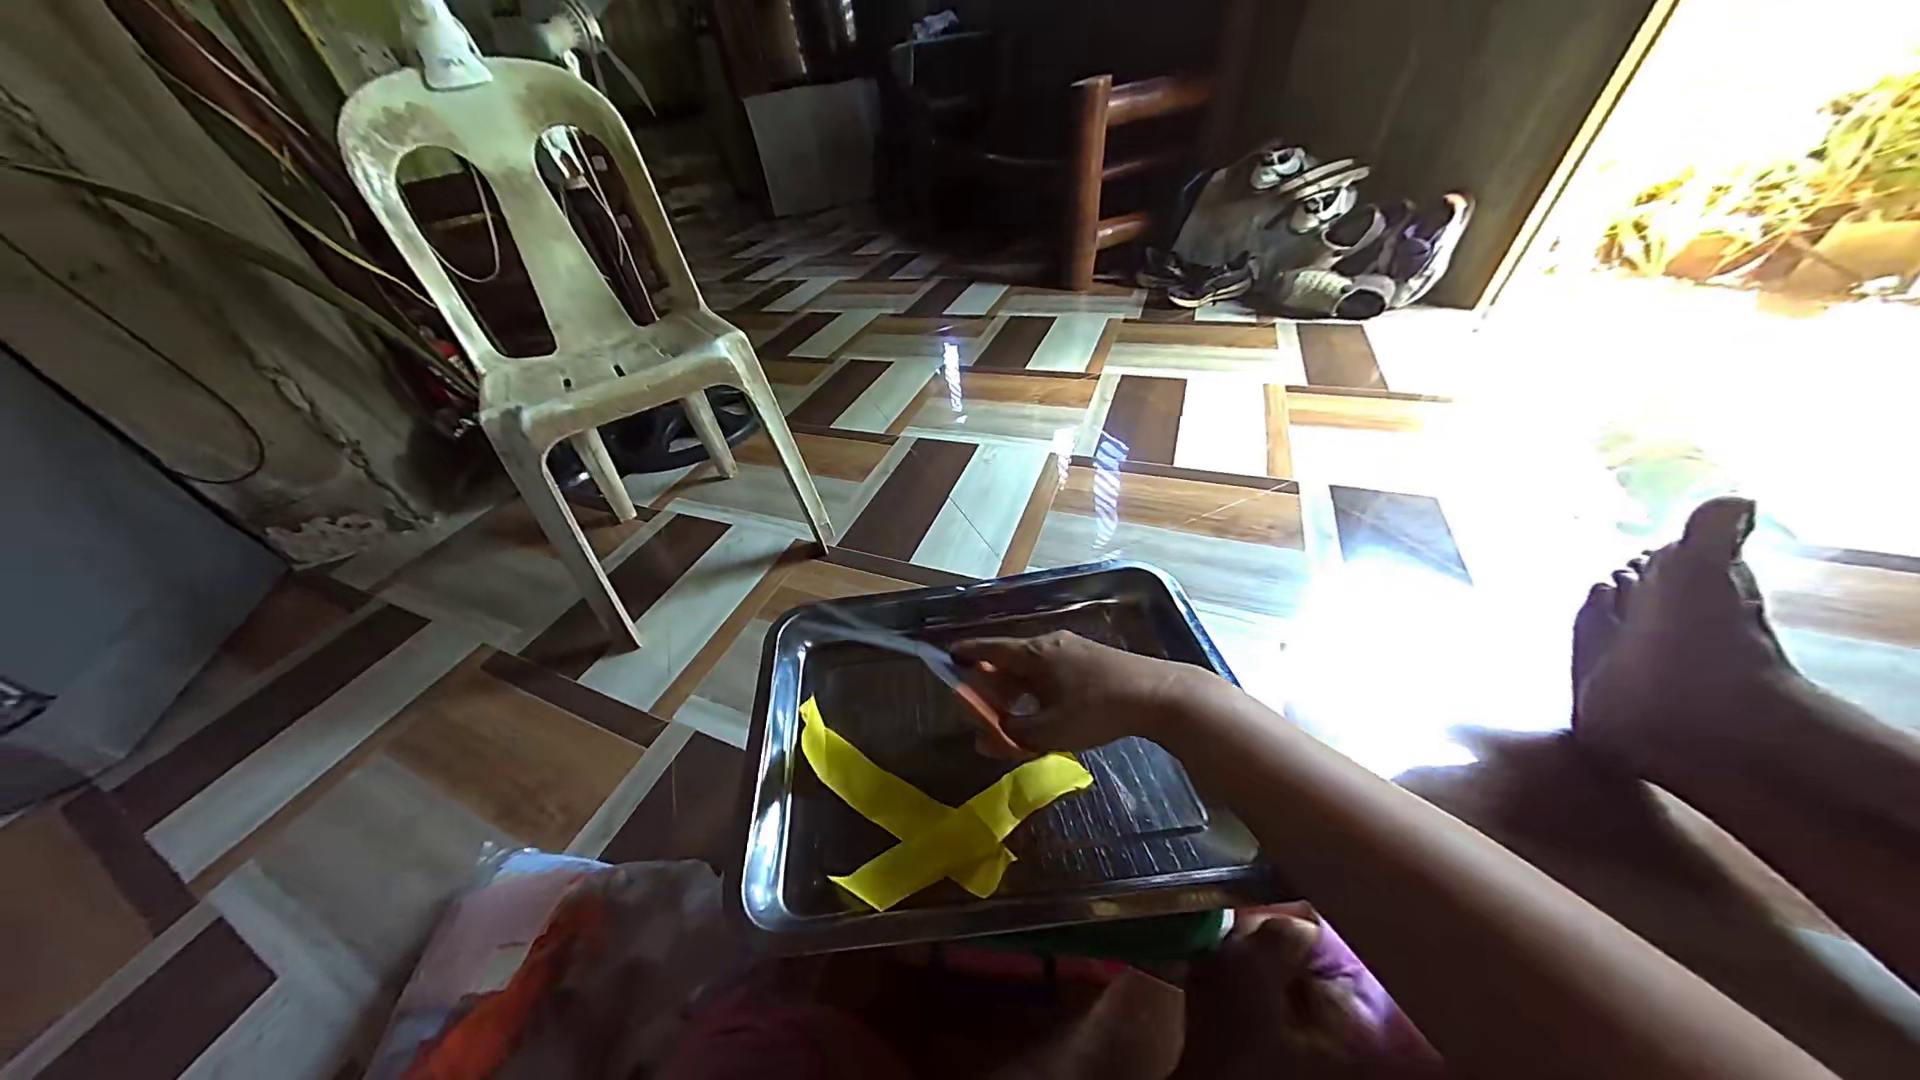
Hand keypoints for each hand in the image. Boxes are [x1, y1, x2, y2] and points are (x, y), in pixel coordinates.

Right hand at [950, 631, 1215, 757]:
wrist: (1159, 694)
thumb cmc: (1099, 709)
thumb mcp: (1051, 730)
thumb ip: (1013, 736)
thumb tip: (984, 741)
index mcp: (1034, 653)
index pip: (991, 649)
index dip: (969, 654)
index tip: (950, 656)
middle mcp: (1051, 643)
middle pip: (1011, 657)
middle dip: (993, 675)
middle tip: (979, 695)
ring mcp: (1074, 648)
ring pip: (1034, 664)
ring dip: (1017, 683)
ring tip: (1010, 705)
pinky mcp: (1092, 659)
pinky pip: (1052, 668)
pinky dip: (1038, 684)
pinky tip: (1045, 704)